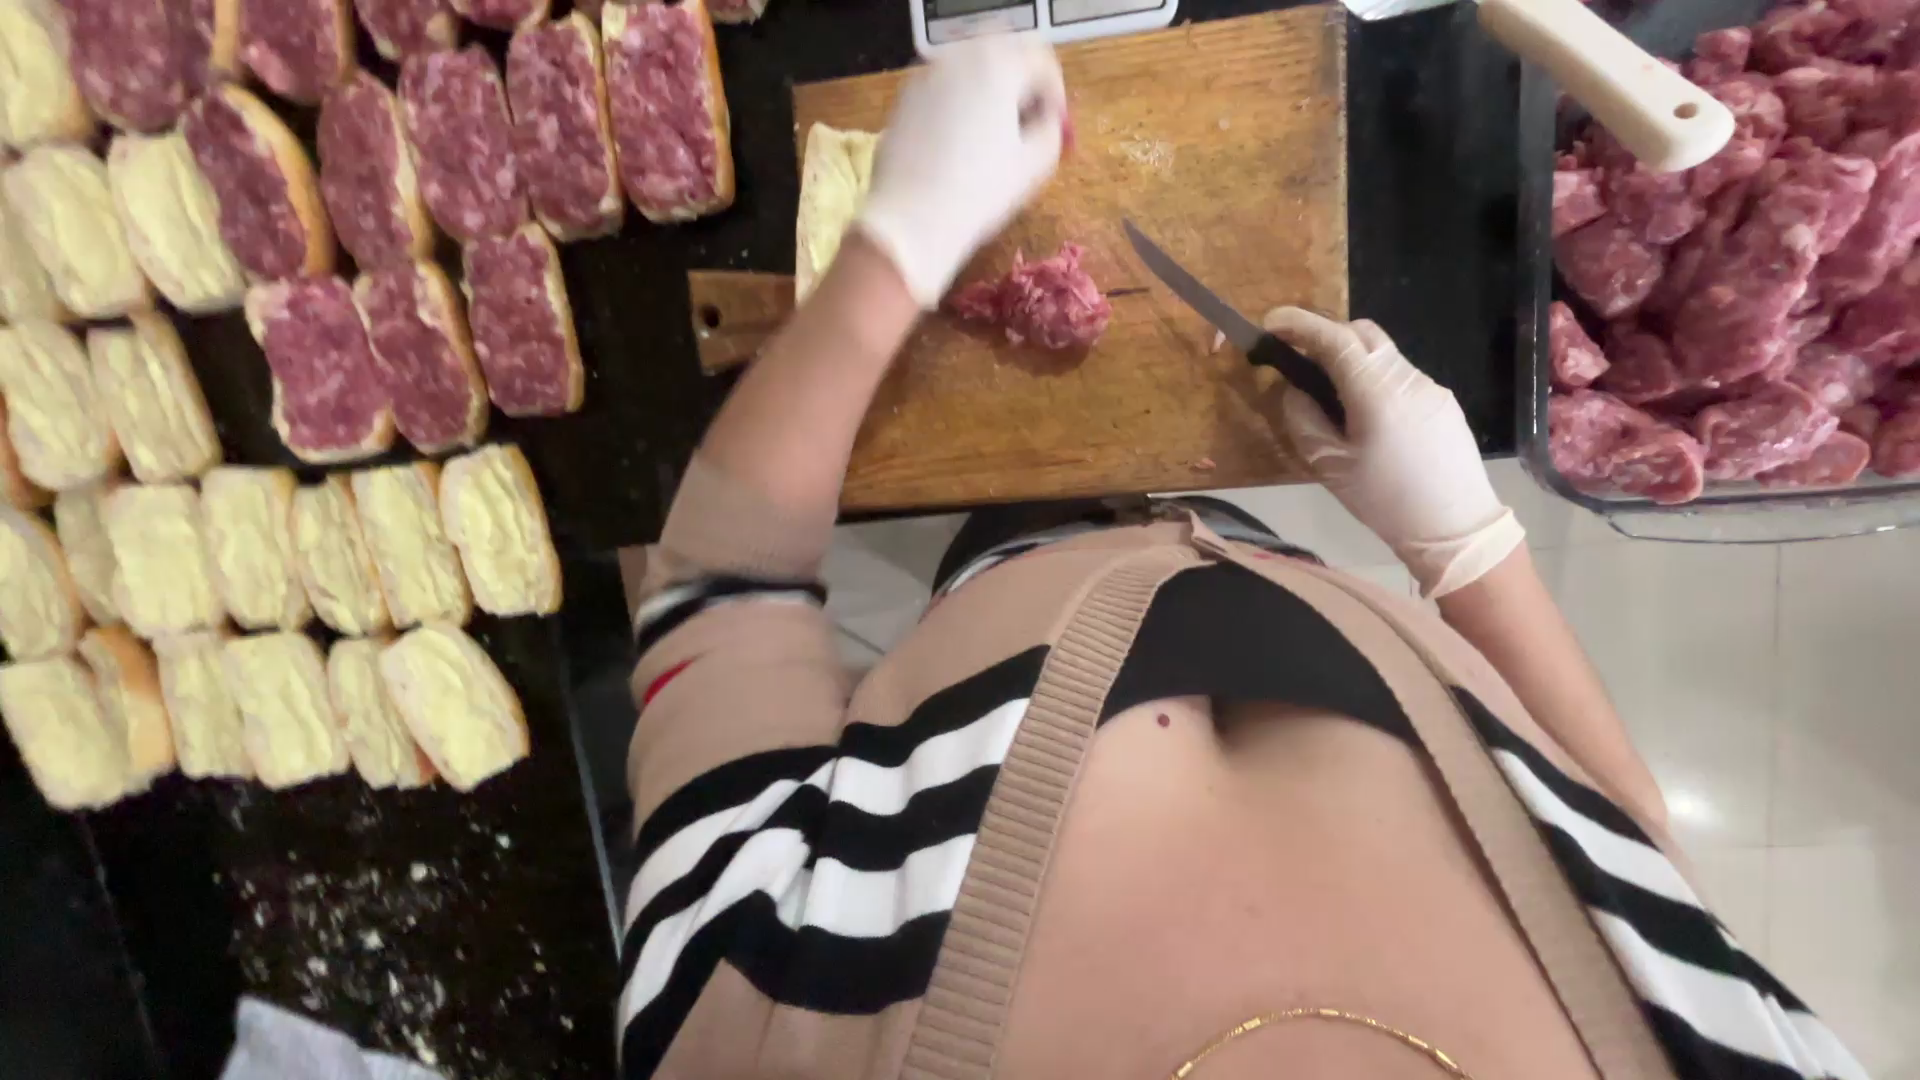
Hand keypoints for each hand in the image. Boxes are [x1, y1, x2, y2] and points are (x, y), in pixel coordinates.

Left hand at [856, 36, 1066, 308]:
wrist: (910, 222)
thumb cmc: (977, 195)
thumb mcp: (1034, 166)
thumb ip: (1052, 131)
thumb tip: (1048, 122)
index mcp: (998, 64)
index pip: (1042, 62)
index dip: (1056, 97)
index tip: (1057, 129)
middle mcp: (959, 57)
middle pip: (1004, 57)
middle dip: (1021, 89)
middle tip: (1028, 129)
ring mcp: (925, 76)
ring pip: (970, 72)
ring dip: (989, 96)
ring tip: (994, 140)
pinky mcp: (903, 101)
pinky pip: (942, 92)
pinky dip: (958, 107)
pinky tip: (960, 147)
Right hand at [1264, 307, 1525, 597]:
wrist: (1454, 527)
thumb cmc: (1383, 500)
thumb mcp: (1328, 465)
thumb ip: (1303, 419)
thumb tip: (1294, 390)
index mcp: (1375, 392)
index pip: (1335, 339)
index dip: (1299, 324)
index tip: (1270, 324)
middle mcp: (1406, 378)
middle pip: (1362, 334)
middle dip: (1324, 335)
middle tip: (1295, 358)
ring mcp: (1429, 387)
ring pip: (1381, 354)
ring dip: (1348, 360)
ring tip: (1326, 396)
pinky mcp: (1441, 402)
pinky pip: (1397, 375)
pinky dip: (1370, 379)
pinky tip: (1361, 416)